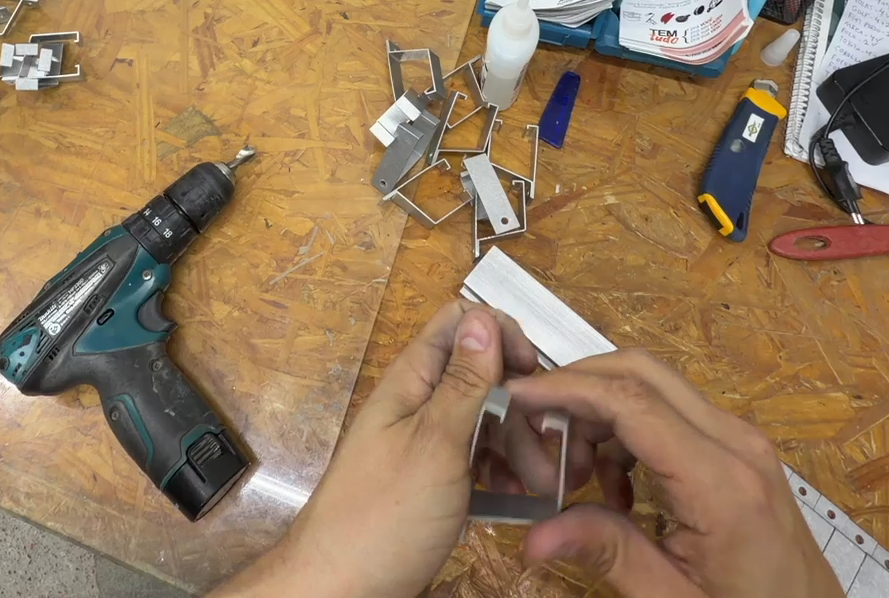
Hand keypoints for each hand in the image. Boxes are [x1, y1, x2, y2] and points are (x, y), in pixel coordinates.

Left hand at [212, 300, 540, 597]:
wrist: (340, 589)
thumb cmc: (386, 514)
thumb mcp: (434, 443)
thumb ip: (462, 382)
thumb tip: (484, 318)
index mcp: (412, 378)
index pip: (459, 323)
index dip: (499, 334)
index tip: (532, 372)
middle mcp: (418, 399)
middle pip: (479, 372)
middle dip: (518, 402)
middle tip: (548, 446)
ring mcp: (424, 439)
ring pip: (482, 417)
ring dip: (516, 442)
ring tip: (542, 484)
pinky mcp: (432, 477)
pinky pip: (474, 456)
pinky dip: (499, 469)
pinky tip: (518, 495)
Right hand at [508, 351, 840, 597]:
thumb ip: (608, 555)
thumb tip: (532, 536)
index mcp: (721, 483)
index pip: (629, 400)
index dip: (565, 389)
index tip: (518, 396)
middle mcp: (735, 442)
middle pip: (639, 370)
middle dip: (578, 385)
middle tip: (539, 428)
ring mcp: (740, 438)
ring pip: (651, 382)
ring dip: (601, 409)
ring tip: (579, 473)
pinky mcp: (737, 446)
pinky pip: (668, 407)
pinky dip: (627, 428)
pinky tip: (617, 485)